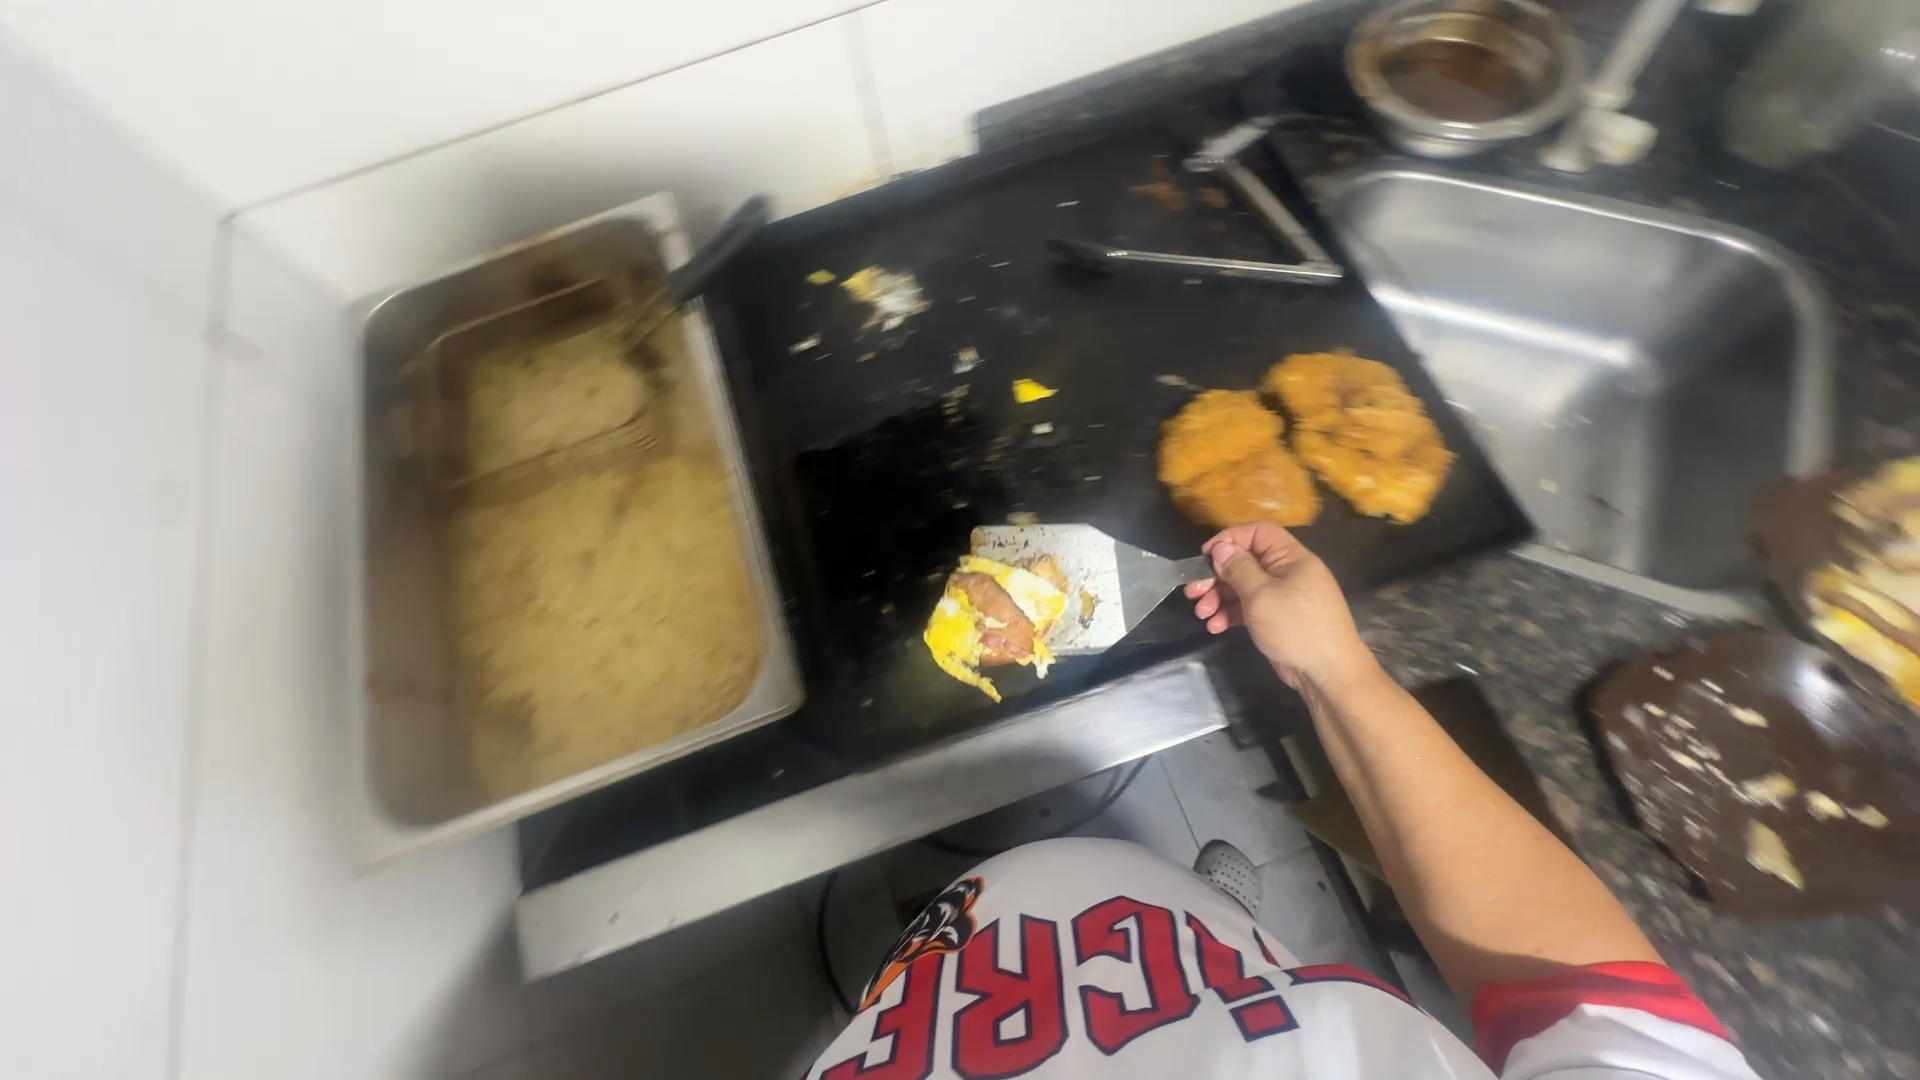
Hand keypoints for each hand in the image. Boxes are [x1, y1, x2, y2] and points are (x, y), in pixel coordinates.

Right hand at [1183, 523, 1376, 690]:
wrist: (1326, 672)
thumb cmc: (1295, 627)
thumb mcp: (1261, 595)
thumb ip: (1238, 569)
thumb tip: (1221, 548)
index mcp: (1291, 558)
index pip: (1258, 533)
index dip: (1230, 539)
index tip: (1205, 556)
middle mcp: (1286, 573)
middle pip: (1245, 562)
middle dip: (1216, 576)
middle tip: (1193, 591)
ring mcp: (1281, 596)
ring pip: (1242, 587)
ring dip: (1219, 598)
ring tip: (1202, 615)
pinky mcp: (1275, 617)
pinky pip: (1248, 607)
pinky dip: (1230, 614)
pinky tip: (1215, 627)